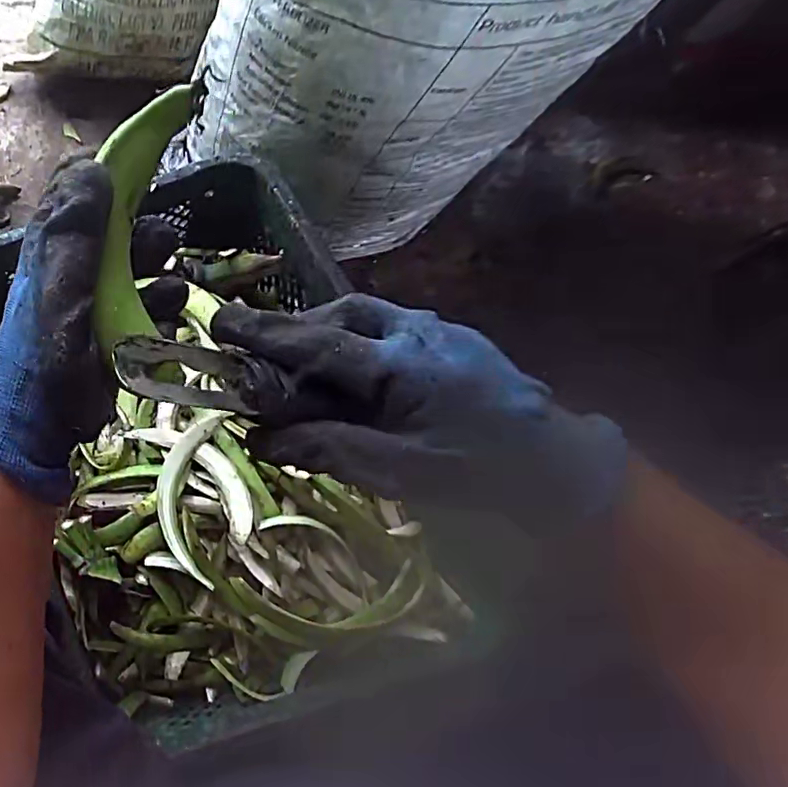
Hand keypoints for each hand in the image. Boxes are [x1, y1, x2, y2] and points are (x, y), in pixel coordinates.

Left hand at [0, 158, 183, 502]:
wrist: (46, 427)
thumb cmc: (45, 360)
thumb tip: (93, 170)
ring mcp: (92, 297)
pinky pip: (144, 299)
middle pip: (114, 227)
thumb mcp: (57, 295)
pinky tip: (165, 306)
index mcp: (49, 252)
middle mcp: (70, 268)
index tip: (144, 158)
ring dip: (156, 265)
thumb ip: (74, 238)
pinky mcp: (112, 324)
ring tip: (166, 279)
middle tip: (161, 241)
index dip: (107, 173)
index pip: (75, 194)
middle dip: (140, 229)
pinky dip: (159, 300)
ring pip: (134, 261)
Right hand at [211, 294, 626, 535]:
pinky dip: (348, 337)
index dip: (263, 335)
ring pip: (361, 312)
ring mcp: (438, 330)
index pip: (317, 346)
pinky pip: (384, 322)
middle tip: (254, 348)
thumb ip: (329, 450)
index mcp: (405, 367)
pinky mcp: (449, 337)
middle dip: (289, 329)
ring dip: (319, 331)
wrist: (570, 467)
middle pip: (337, 316)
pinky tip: (344, 368)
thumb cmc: (485, 474)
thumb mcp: (403, 472)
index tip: (217, 322)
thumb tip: (260, 438)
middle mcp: (418, 334)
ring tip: (296, 364)